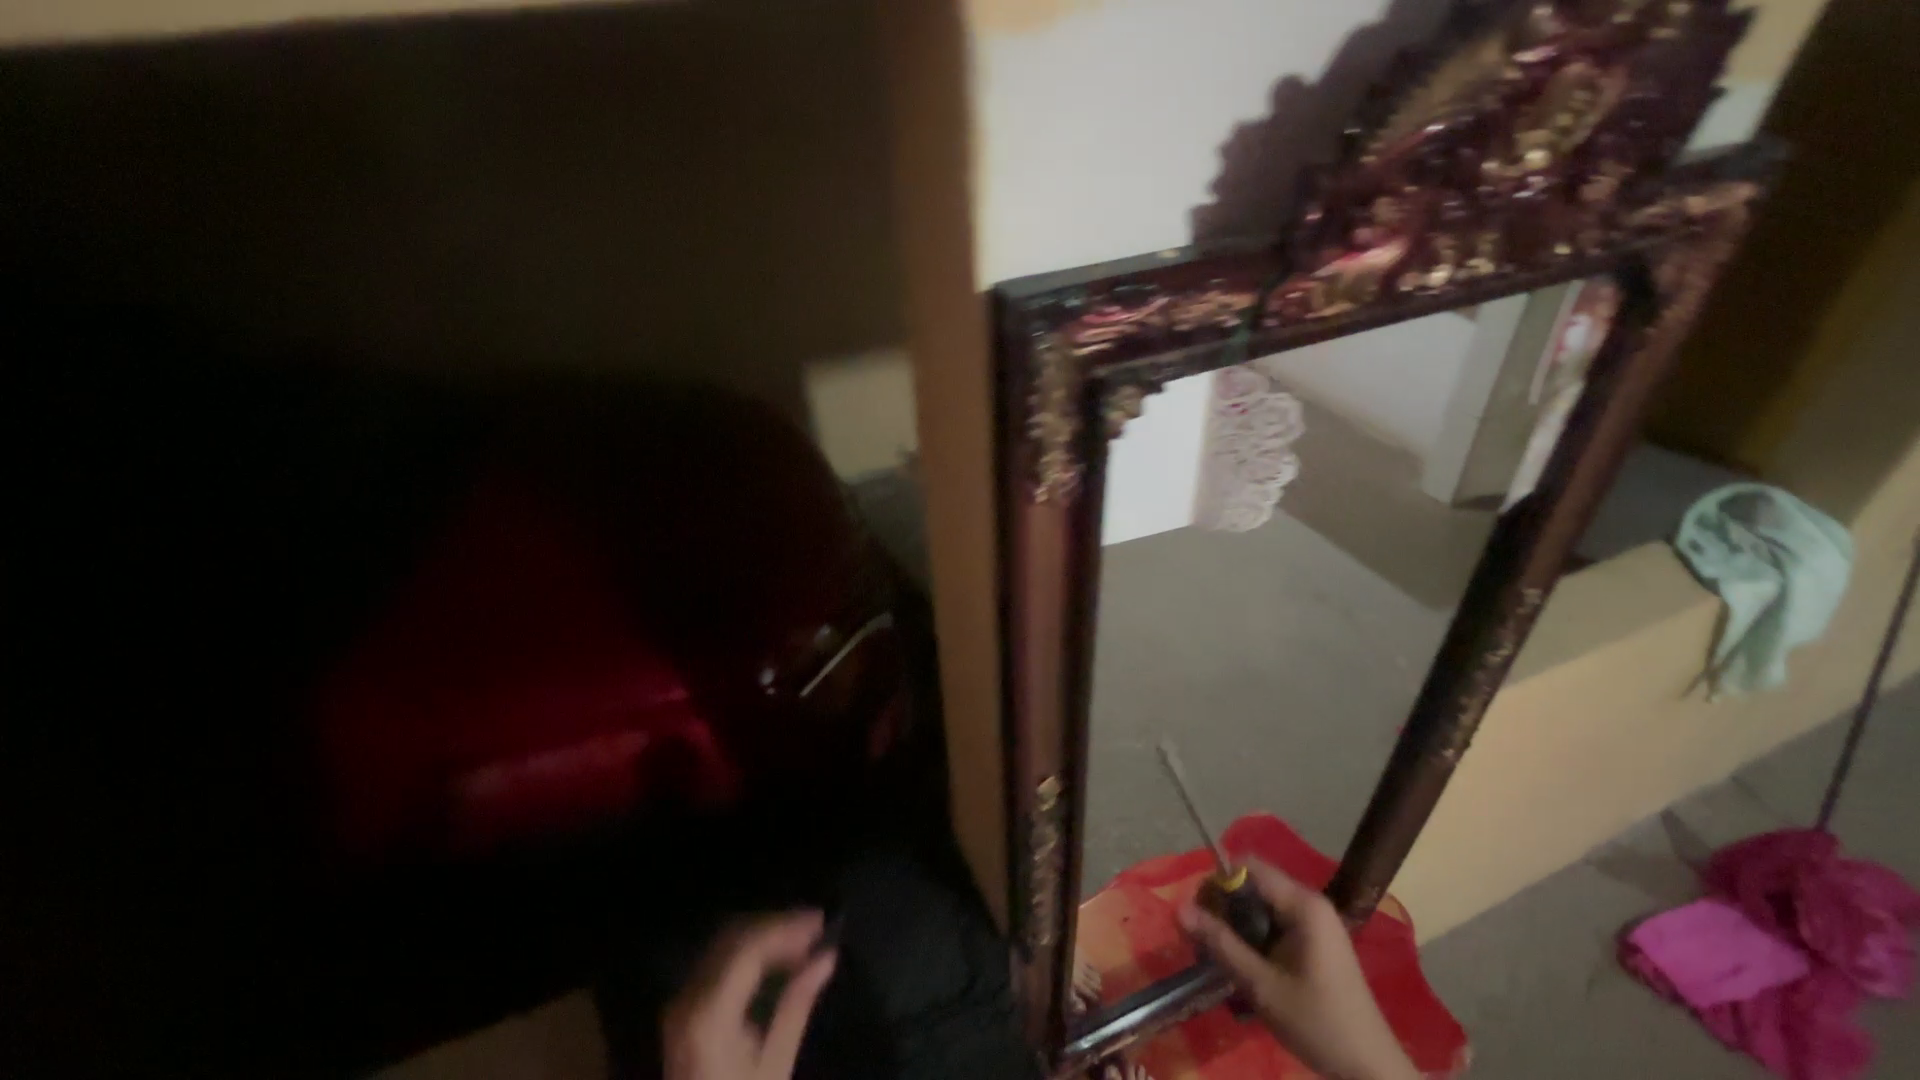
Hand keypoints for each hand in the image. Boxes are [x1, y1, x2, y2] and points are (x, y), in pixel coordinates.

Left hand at [663, 912, 837, 1079]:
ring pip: (723, 946)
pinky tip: (775, 959)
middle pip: (732, 938)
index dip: (785, 927)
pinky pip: (717, 963)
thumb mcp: (775, 1065)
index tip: (821, 922)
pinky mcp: (682, 1009)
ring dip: (762, 936)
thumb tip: (825, 957)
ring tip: (801, 941)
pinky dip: (747, 953)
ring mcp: (680, 1003)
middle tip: (815, 928)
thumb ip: (796, 1004)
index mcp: (709, 1013)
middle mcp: (687, 998)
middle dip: (775, 925)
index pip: (748, 948)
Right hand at [1178, 862, 1418, 1079]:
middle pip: (1252, 886)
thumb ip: (1220, 943)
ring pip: (1259, 908)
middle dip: (1222, 908)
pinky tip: (1240, 968)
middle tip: (1199, 940)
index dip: (1216, 883)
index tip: (1196, 912)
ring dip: (1234, 927)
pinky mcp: (1313, 944)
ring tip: (1215, 958)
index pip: (1248, 867)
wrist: (1370, 1069)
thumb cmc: (1318, 1023)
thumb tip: (1178, 908)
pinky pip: (1273, 926)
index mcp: (1303, 905)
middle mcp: (1310, 904)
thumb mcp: (1262, 985)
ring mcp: (1314, 925)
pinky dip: (1251, 940)